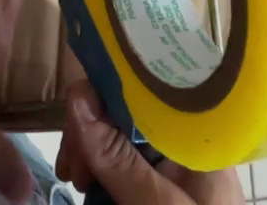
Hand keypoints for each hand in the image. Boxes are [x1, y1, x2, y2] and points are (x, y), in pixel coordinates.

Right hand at [56, 81, 247, 204]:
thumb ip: (120, 160)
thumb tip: (76, 95)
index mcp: (193, 126)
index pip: (138, 83)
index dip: (97, 99)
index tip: (75, 138)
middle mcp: (184, 130)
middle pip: (122, 106)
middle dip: (88, 132)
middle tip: (73, 174)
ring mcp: (175, 153)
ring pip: (118, 129)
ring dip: (88, 150)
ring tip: (76, 181)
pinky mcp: (166, 175)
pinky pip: (125, 154)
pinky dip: (102, 166)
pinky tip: (88, 184)